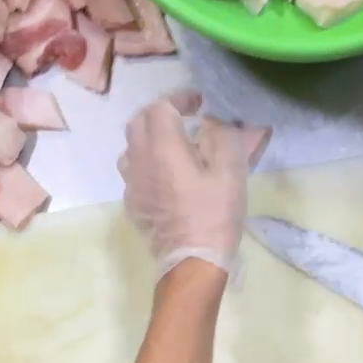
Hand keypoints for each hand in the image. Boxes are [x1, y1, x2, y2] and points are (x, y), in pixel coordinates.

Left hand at [118, 91, 251, 278]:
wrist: (193, 264)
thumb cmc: (214, 216)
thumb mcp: (230, 171)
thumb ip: (222, 136)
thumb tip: (212, 124)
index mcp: (162, 146)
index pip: (160, 106)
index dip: (180, 98)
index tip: (199, 105)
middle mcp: (139, 160)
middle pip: (139, 123)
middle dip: (160, 114)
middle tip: (184, 120)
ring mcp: (132, 185)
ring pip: (131, 149)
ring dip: (149, 140)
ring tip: (172, 148)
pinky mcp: (134, 206)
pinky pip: (134, 175)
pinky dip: (147, 165)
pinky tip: (166, 178)